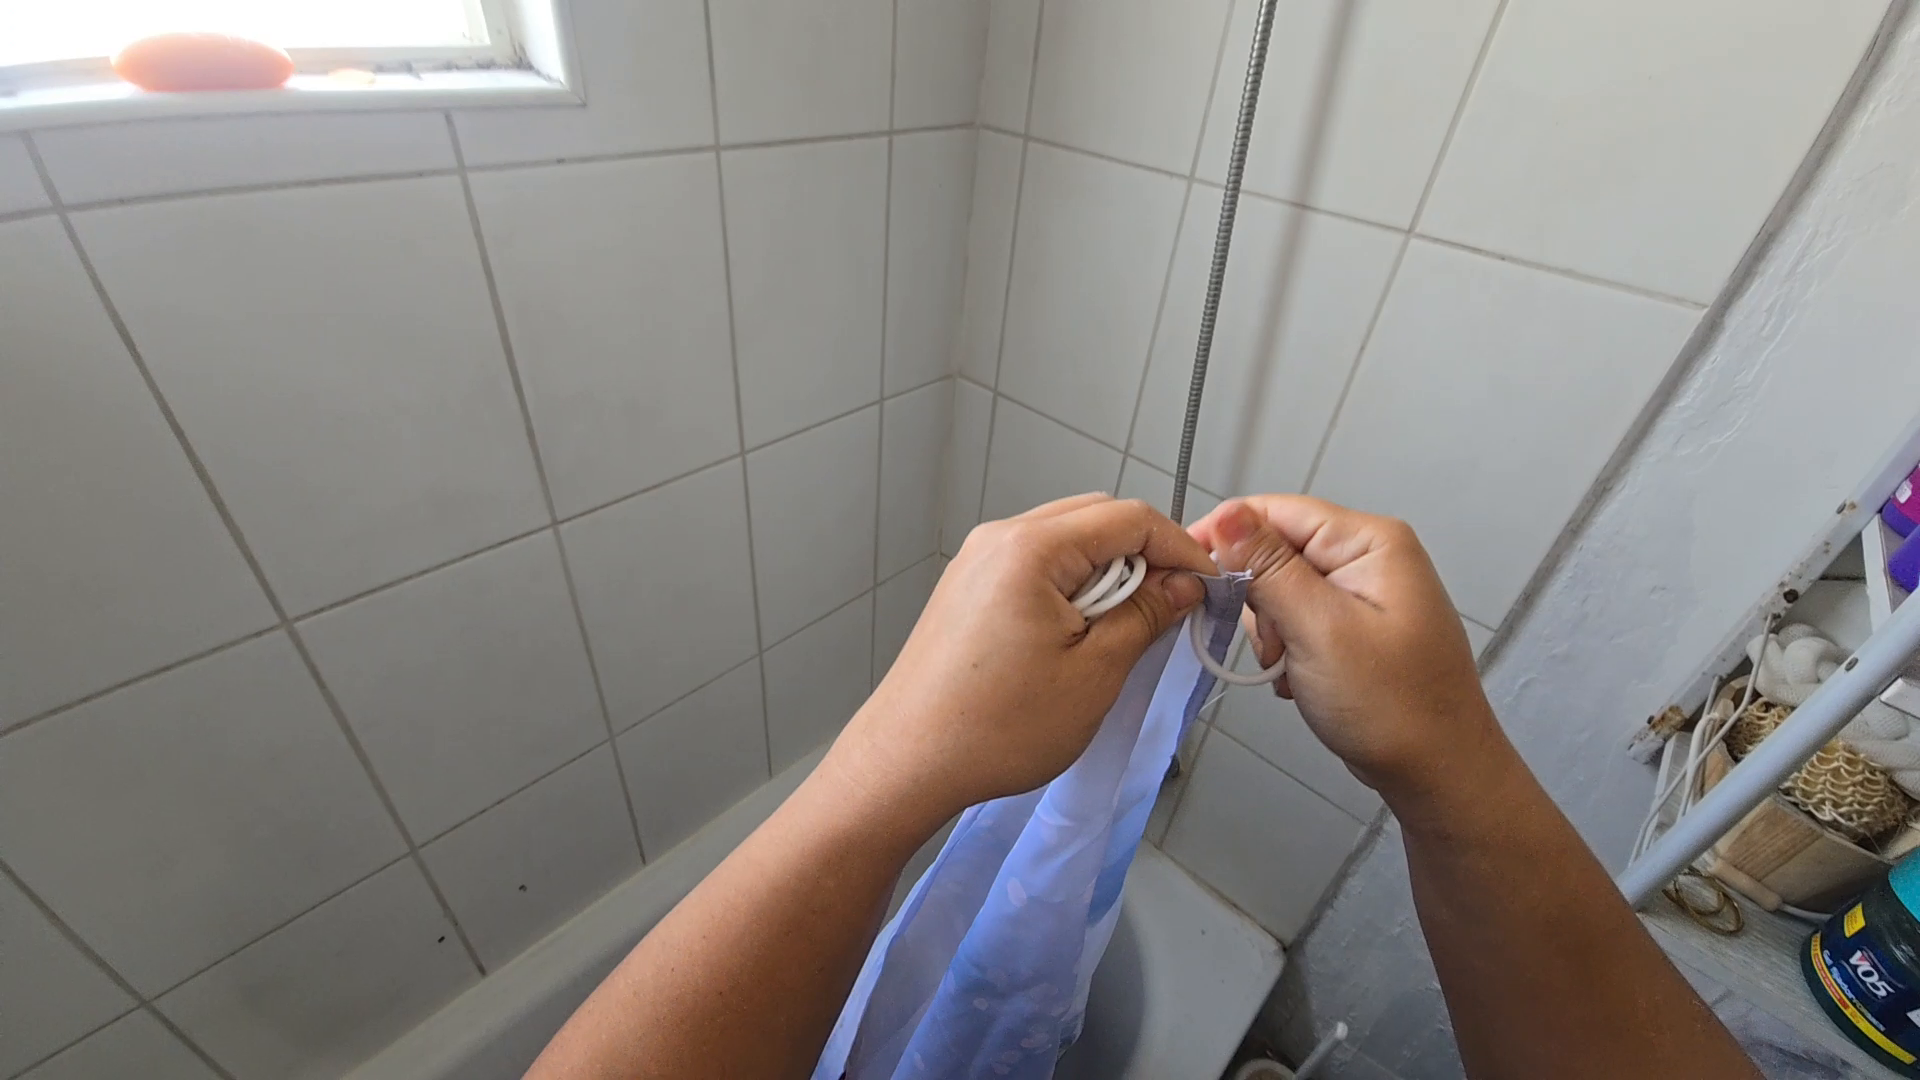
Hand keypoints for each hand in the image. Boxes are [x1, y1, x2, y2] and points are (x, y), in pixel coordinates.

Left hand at [830, 495, 1217, 824]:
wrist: (907, 760)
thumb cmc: (1000, 726)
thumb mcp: (1093, 673)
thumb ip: (1146, 615)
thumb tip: (1184, 584)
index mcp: (1030, 548)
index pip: (1129, 518)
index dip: (1180, 547)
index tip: (1207, 587)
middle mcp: (998, 537)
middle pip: (1094, 517)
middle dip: (1143, 554)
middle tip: (1170, 607)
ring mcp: (976, 559)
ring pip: (1064, 538)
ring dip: (1106, 570)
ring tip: (1124, 625)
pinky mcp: (966, 585)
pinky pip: (1033, 562)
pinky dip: (1069, 582)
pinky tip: (1077, 629)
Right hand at [1188, 497, 1506, 813]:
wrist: (1438, 775)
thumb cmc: (1386, 702)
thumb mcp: (1318, 628)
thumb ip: (1268, 567)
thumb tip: (1225, 513)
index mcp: (1367, 540)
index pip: (1274, 511)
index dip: (1224, 534)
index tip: (1188, 570)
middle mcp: (1365, 554)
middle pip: (1273, 549)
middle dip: (1255, 595)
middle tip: (1270, 643)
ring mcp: (1359, 590)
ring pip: (1277, 586)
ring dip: (1268, 627)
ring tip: (1286, 665)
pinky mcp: (1349, 622)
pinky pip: (1292, 614)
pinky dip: (1281, 643)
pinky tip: (1293, 673)